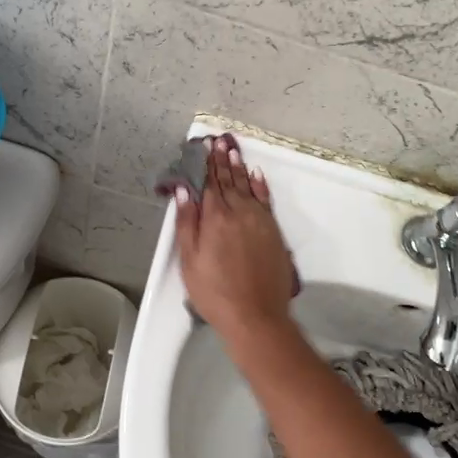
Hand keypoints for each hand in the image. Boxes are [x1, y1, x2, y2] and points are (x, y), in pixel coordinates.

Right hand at [172, 134, 296, 344]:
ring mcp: (260, 221)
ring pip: (248, 187)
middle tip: (219, 141)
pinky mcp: (273, 232)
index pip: (209, 184)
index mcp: (215, 218)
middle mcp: (239, 213)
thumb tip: (184, 191)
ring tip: (233, 150)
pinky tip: (256, 175)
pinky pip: (265, 200)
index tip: (205, 146)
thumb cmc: (215, 292)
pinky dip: (260, 185)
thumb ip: (187, 223)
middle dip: (222, 160)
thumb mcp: (190, 261)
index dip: (206, 164)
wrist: (256, 315)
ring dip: (239, 168)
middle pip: (229, 181)